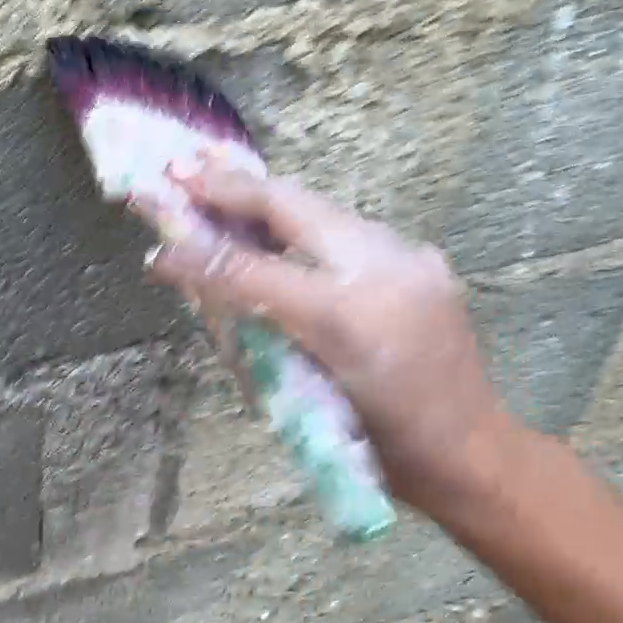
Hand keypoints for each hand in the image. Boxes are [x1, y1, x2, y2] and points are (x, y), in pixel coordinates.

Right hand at [146, 152, 508, 514]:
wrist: (469, 455)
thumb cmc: (368, 438)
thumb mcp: (290, 386)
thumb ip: (236, 314)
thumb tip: (171, 265)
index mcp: (349, 313)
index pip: (251, 265)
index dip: (195, 246)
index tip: (153, 217)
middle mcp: (386, 268)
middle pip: (293, 207)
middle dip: (231, 186)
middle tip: (178, 168)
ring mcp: (411, 256)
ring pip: (318, 209)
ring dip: (262, 194)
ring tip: (212, 177)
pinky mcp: (420, 258)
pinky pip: (342, 226)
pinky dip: (297, 216)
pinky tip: (269, 216)